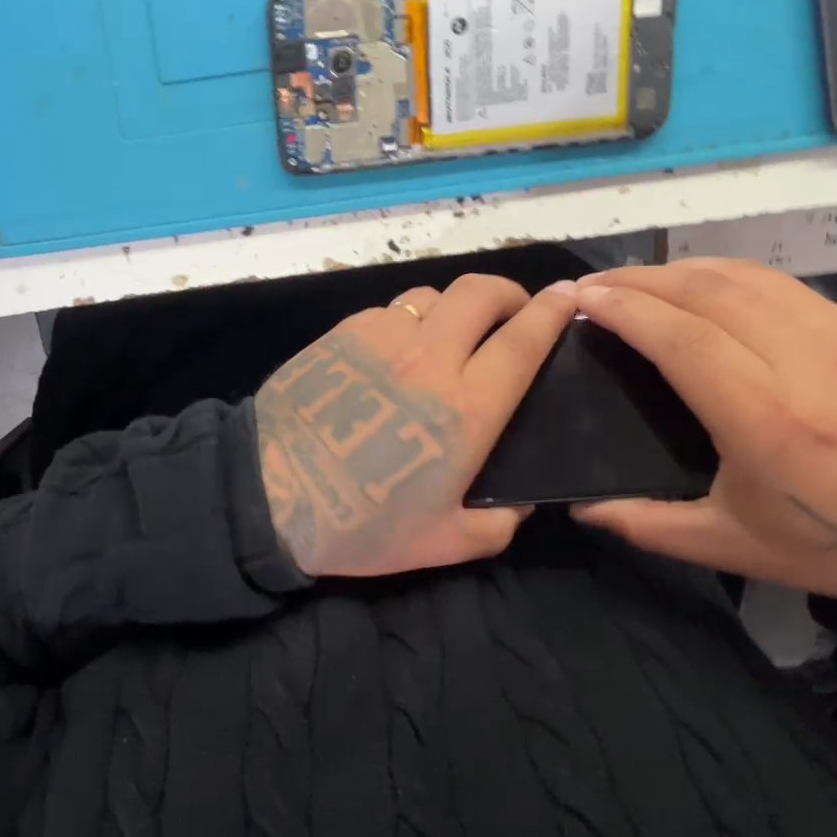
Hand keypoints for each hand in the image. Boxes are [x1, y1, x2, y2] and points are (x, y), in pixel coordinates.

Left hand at [255, 274, 580, 576]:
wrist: (268, 497)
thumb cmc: (360, 524)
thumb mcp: (444, 543)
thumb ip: (498, 524)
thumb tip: (522, 501)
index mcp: (467, 407)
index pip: (524, 339)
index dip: (552, 312)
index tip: (567, 298)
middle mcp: (430, 358)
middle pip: (481, 293)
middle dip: (508, 294)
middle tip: (513, 315)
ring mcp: (380, 339)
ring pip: (431, 296)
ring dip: (454, 307)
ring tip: (452, 334)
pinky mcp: (339, 336)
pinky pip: (387, 311)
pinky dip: (406, 321)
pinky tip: (396, 351)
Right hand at [570, 259, 836, 605]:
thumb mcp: (735, 549)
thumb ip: (648, 525)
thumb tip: (581, 507)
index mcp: (768, 421)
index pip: (681, 339)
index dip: (625, 310)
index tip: (581, 299)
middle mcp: (808, 362)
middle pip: (708, 291)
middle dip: (640, 278)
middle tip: (593, 284)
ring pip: (749, 277)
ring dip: (682, 270)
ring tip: (638, 281)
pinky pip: (786, 288)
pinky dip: (729, 279)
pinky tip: (705, 294)